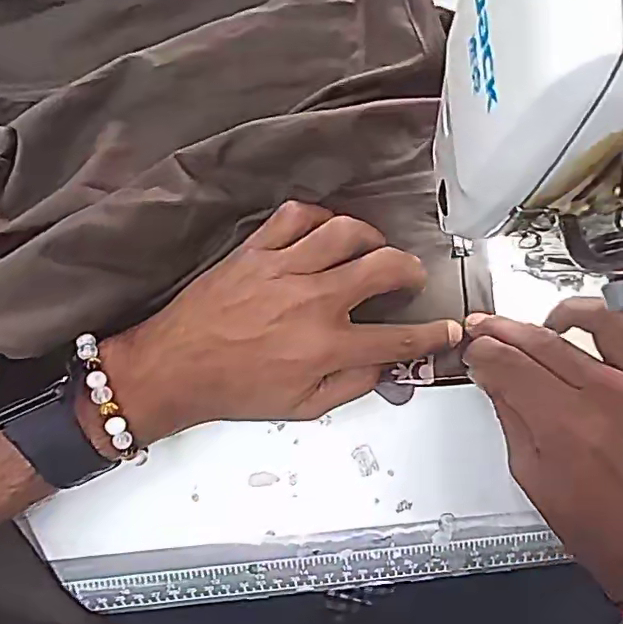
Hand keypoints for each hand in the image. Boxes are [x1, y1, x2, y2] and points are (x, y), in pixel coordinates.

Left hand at [96, 202, 462, 442]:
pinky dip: (320, 218)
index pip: (399, 337)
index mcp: (325, 346)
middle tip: (410, 278)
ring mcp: (283, 270)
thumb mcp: (303, 406)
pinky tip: (325, 233)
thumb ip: (352, 384)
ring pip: (346, 232)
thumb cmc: (233, 388)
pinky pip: (296, 217)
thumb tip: (384, 365)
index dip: (433, 333)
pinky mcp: (256, 251)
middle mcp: (311, 302)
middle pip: (384, 268)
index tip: (446, 328)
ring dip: (371, 239)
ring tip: (372, 250)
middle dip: (411, 270)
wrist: (176, 368)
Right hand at [465, 298, 622, 604]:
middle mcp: (613, 400)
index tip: (475, 348)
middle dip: (505, 331)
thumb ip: (511, 417)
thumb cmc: (602, 526)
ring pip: (608, 320)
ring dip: (569, 314)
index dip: (481, 350)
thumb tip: (493, 377)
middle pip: (544, 340)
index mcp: (568, 427)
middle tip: (491, 330)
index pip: (509, 363)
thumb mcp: (532, 476)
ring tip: (553, 324)